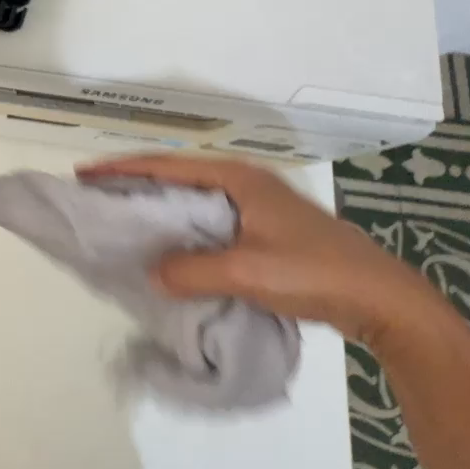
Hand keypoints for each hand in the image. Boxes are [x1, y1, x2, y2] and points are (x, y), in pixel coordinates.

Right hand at [76, 154, 451, 348]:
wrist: (386, 302)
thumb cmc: (315, 273)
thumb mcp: (246, 272)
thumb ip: (191, 270)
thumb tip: (152, 274)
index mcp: (237, 178)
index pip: (165, 165)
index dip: (121, 170)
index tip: (84, 174)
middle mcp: (245, 183)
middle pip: (176, 177)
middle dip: (135, 184)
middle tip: (96, 196)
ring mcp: (259, 206)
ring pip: (193, 200)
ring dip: (159, 207)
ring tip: (123, 219)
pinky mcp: (268, 231)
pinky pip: (210, 221)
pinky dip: (182, 227)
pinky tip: (169, 246)